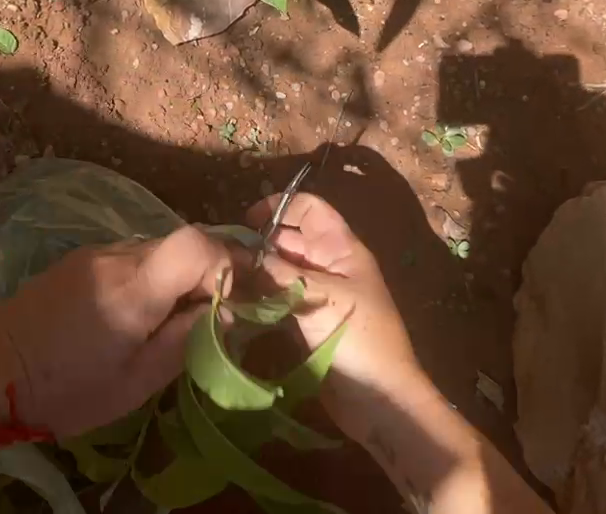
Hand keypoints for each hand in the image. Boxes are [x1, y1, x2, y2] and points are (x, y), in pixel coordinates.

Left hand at [0, 225, 231, 438]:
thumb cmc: (67, 390)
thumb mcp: (135, 384)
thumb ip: (185, 341)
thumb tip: (224, 311)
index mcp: (135, 287)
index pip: (197, 242)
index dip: (227, 261)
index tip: (235, 297)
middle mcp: (118, 254)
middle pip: (180, 244)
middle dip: (205, 273)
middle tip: (209, 315)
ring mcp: (95, 251)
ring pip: (156, 249)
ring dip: (174, 276)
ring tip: (167, 320)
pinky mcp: (79, 256)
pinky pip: (130, 255)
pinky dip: (147, 275)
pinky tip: (133, 312)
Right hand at [246, 192, 430, 439]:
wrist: (380, 399)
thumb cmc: (359, 338)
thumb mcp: (319, 297)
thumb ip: (278, 273)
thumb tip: (239, 255)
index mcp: (341, 248)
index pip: (309, 208)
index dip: (280, 206)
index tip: (247, 222)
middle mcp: (327, 264)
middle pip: (289, 238)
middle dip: (260, 242)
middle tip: (226, 256)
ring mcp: (317, 293)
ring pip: (281, 269)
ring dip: (257, 271)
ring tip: (225, 278)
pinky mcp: (306, 320)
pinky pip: (278, 297)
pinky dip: (260, 296)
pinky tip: (236, 301)